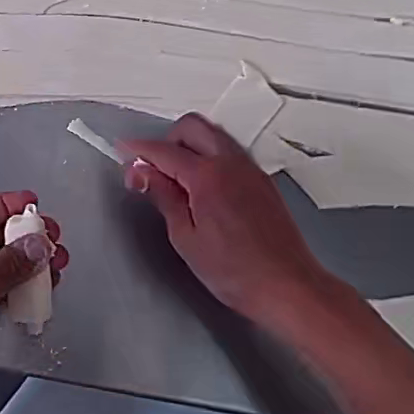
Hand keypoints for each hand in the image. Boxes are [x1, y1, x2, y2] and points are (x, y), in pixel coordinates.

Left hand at [0, 190, 68, 411]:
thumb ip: (9, 265)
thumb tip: (36, 245)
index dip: (7, 205)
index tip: (33, 204)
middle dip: (26, 237)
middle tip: (51, 238)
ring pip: (4, 265)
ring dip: (30, 264)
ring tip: (54, 264)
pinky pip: (5, 290)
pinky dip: (24, 287)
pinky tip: (41, 288)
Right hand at [123, 114, 340, 327]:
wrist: (289, 286)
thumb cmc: (238, 272)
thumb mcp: (186, 238)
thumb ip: (163, 197)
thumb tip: (142, 173)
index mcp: (208, 176)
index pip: (164, 151)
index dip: (139, 150)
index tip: (123, 151)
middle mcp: (231, 163)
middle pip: (191, 126)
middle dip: (167, 139)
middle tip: (152, 167)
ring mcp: (250, 168)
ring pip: (213, 134)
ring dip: (190, 144)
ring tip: (176, 177)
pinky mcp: (262, 179)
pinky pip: (229, 151)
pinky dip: (210, 155)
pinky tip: (203, 185)